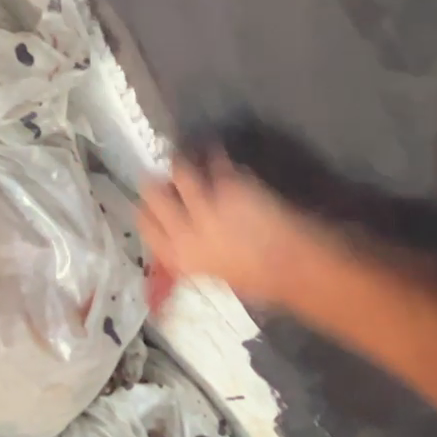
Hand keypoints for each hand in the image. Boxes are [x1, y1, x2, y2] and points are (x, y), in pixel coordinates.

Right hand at [135, 153, 332, 306]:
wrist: (292, 264)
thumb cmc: (254, 278)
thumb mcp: (210, 274)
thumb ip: (185, 257)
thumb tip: (170, 246)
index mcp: (177, 256)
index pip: (144, 221)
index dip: (146, 208)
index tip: (151, 202)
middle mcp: (185, 229)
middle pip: (153, 191)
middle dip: (157, 180)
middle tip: (167, 177)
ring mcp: (207, 204)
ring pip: (179, 170)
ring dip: (184, 164)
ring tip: (192, 162)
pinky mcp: (229, 184)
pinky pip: (213, 162)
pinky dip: (215, 158)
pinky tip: (220, 160)